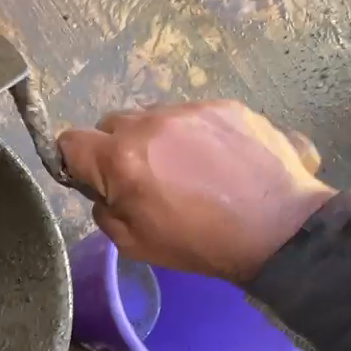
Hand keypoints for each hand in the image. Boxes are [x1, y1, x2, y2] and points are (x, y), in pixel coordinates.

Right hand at [57, 101, 333, 283]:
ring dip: (158, 138)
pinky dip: (197, 135)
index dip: (74, 159)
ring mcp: (192, 111)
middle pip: (112, 124)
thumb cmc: (198, 244)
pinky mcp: (228, 107)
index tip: (89, 176)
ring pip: (154, 116)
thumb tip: (105, 190)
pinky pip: (195, 116)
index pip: (69, 142)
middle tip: (144, 177)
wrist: (281, 232)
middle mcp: (150, 124)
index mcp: (120, 159)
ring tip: (188, 169)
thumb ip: (104, 209)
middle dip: (118, 147)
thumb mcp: (131, 243)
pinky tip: (220, 162)